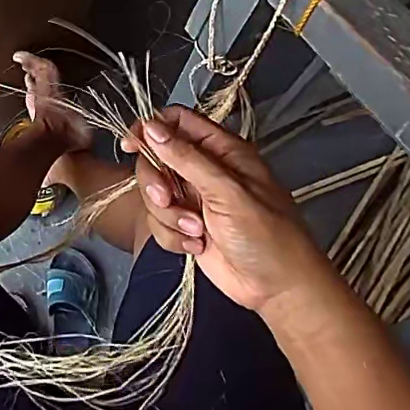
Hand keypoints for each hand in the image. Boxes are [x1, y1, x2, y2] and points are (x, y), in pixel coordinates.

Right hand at [123, 106, 335, 313]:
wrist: (278, 288)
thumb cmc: (267, 234)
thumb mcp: (227, 192)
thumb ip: (187, 158)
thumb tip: (152, 127)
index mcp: (220, 149)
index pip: (177, 121)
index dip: (151, 127)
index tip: (132, 145)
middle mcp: (204, 168)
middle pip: (156, 157)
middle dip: (155, 182)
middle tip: (167, 200)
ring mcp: (194, 198)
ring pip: (154, 193)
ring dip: (168, 216)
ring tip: (197, 232)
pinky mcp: (186, 226)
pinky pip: (159, 222)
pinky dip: (172, 236)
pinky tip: (197, 246)